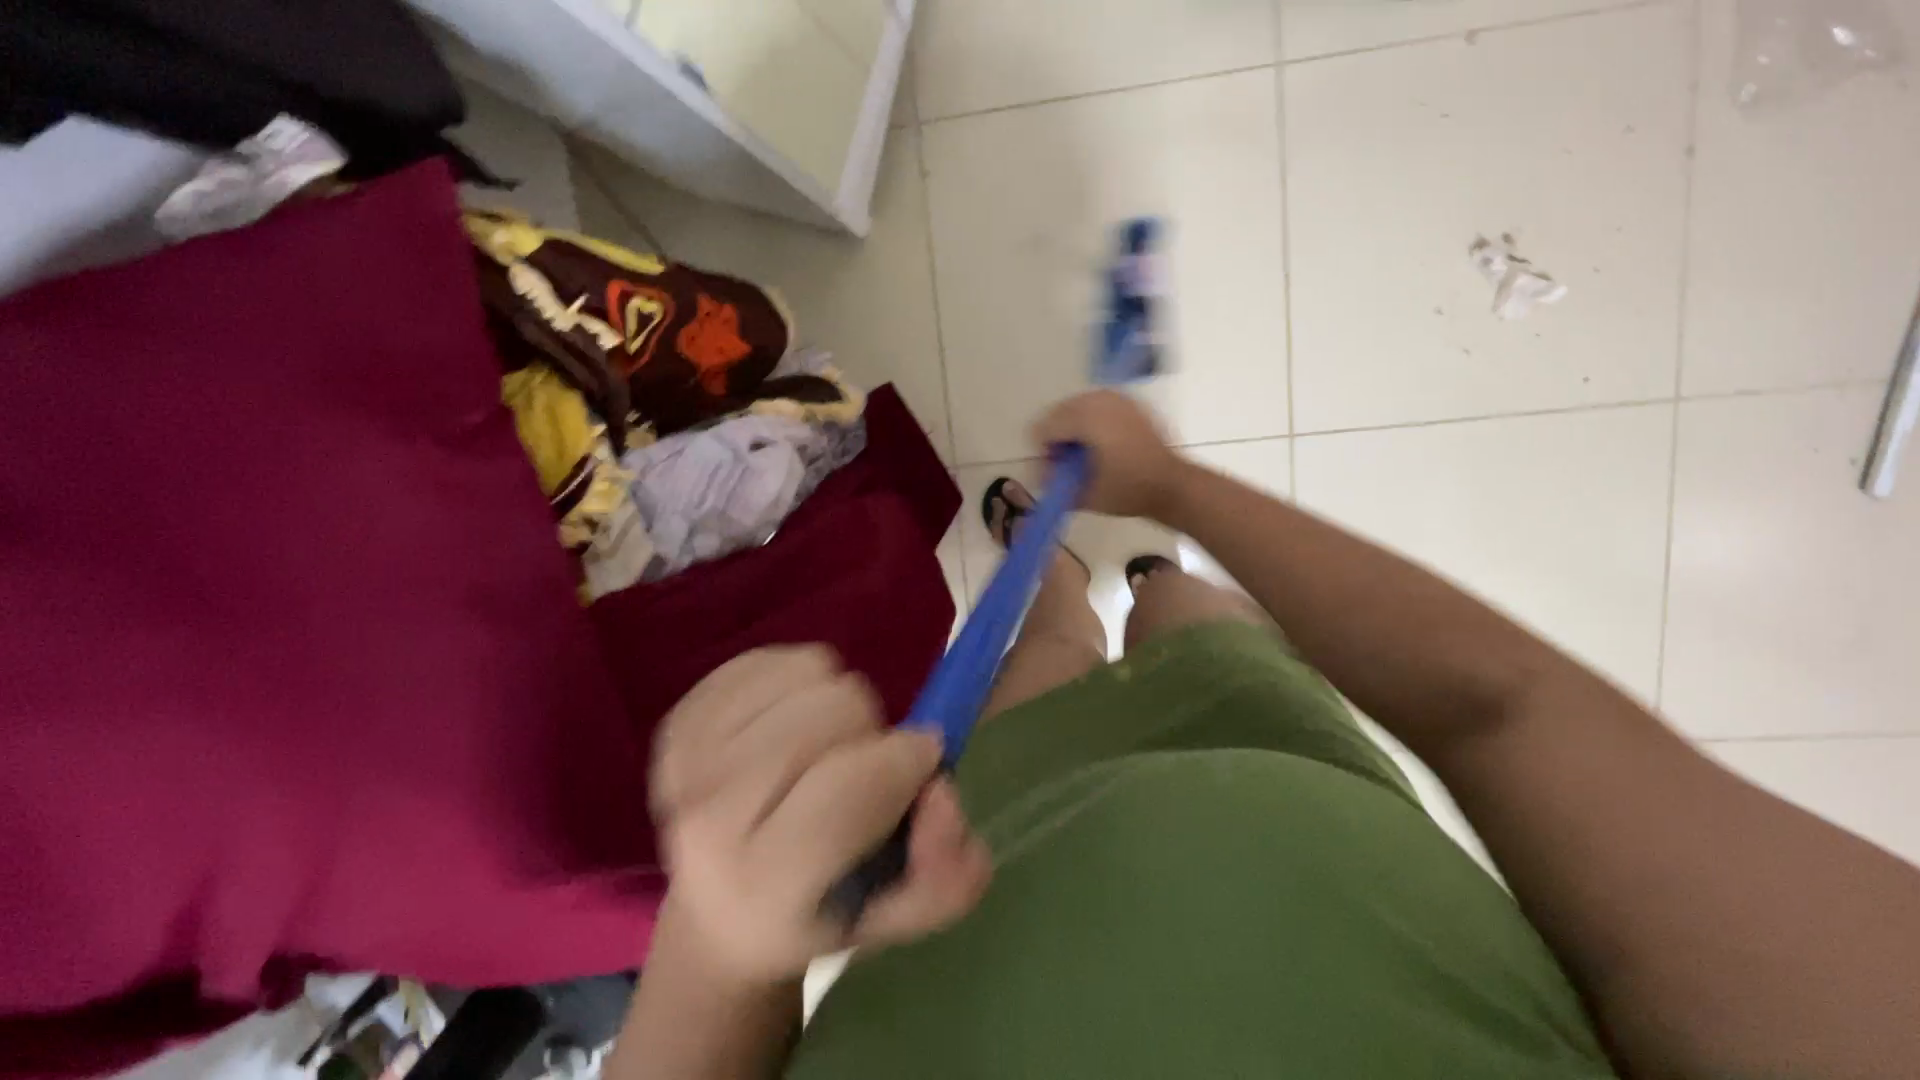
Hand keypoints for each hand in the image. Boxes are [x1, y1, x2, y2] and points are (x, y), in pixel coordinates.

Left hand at [650, 646, 991, 985]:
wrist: (717, 915)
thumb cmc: (820, 915)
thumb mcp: (899, 916)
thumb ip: (947, 873)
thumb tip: (941, 793)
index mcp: (765, 881)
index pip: (850, 783)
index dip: (905, 760)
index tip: (925, 762)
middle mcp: (711, 819)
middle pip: (832, 711)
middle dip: (871, 731)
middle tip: (864, 766)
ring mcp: (688, 763)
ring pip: (805, 674)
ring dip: (836, 703)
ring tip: (829, 746)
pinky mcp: (679, 723)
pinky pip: (766, 658)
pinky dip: (798, 680)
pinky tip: (794, 722)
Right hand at [1032, 389, 1187, 519]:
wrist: (1174, 486)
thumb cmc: (1129, 491)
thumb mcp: (1086, 495)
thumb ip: (1055, 484)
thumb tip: (1039, 476)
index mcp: (1088, 420)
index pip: (1047, 426)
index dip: (1044, 449)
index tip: (1051, 469)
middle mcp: (1102, 401)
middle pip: (1061, 411)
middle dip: (1057, 434)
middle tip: (1063, 461)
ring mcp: (1120, 399)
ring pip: (1080, 404)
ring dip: (1073, 426)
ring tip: (1082, 452)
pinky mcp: (1133, 404)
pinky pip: (1100, 404)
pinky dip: (1092, 420)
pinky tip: (1100, 443)